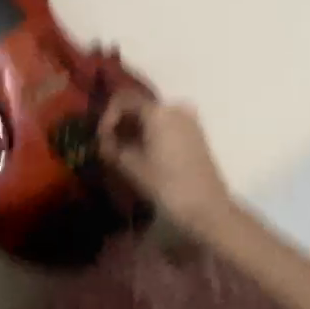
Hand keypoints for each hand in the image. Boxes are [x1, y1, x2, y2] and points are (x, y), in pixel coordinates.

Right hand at [96, 91, 231, 221]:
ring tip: (124, 153)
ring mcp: (189, 120)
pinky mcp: (196, 134)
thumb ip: (111, 147)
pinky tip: (144, 154)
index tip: (101, 139)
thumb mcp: (131, 166)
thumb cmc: (167, 185)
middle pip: (138, 106)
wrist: (208, 209)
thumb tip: (102, 141)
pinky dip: (151, 134)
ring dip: (135, 130)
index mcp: (158, 111)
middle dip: (121, 124)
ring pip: (153, 117)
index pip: (122, 100)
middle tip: (109, 147)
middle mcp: (175, 107)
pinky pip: (167, 125)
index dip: (107, 117)